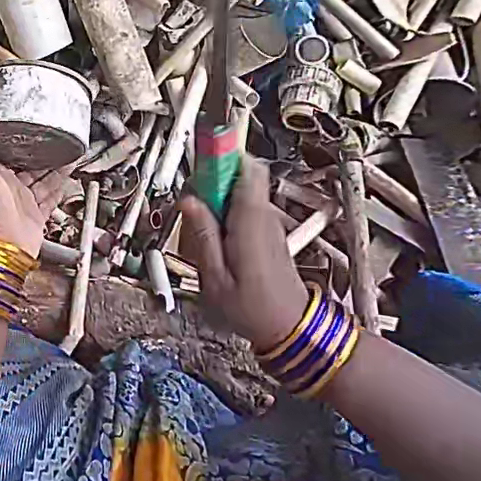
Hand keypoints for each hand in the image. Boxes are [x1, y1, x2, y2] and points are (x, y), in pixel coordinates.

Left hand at [0, 109, 70, 259]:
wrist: (1, 249)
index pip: (3, 149)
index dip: (14, 136)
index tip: (26, 120)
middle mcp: (6, 186)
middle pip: (26, 162)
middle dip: (39, 149)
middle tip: (53, 132)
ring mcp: (22, 200)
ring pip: (42, 176)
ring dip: (55, 162)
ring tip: (68, 146)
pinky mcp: (36, 214)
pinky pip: (52, 193)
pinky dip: (61, 181)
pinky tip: (70, 170)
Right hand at [177, 155, 309, 347]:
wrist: (291, 328)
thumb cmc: (254, 308)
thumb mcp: (215, 276)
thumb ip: (201, 234)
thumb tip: (188, 201)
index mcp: (251, 222)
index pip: (246, 168)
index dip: (223, 154)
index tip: (202, 153)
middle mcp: (263, 215)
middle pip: (238, 173)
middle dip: (210, 177)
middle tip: (192, 199)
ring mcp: (266, 220)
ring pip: (238, 188)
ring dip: (215, 194)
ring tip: (199, 220)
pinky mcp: (265, 229)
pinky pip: (241, 204)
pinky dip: (223, 208)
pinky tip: (213, 232)